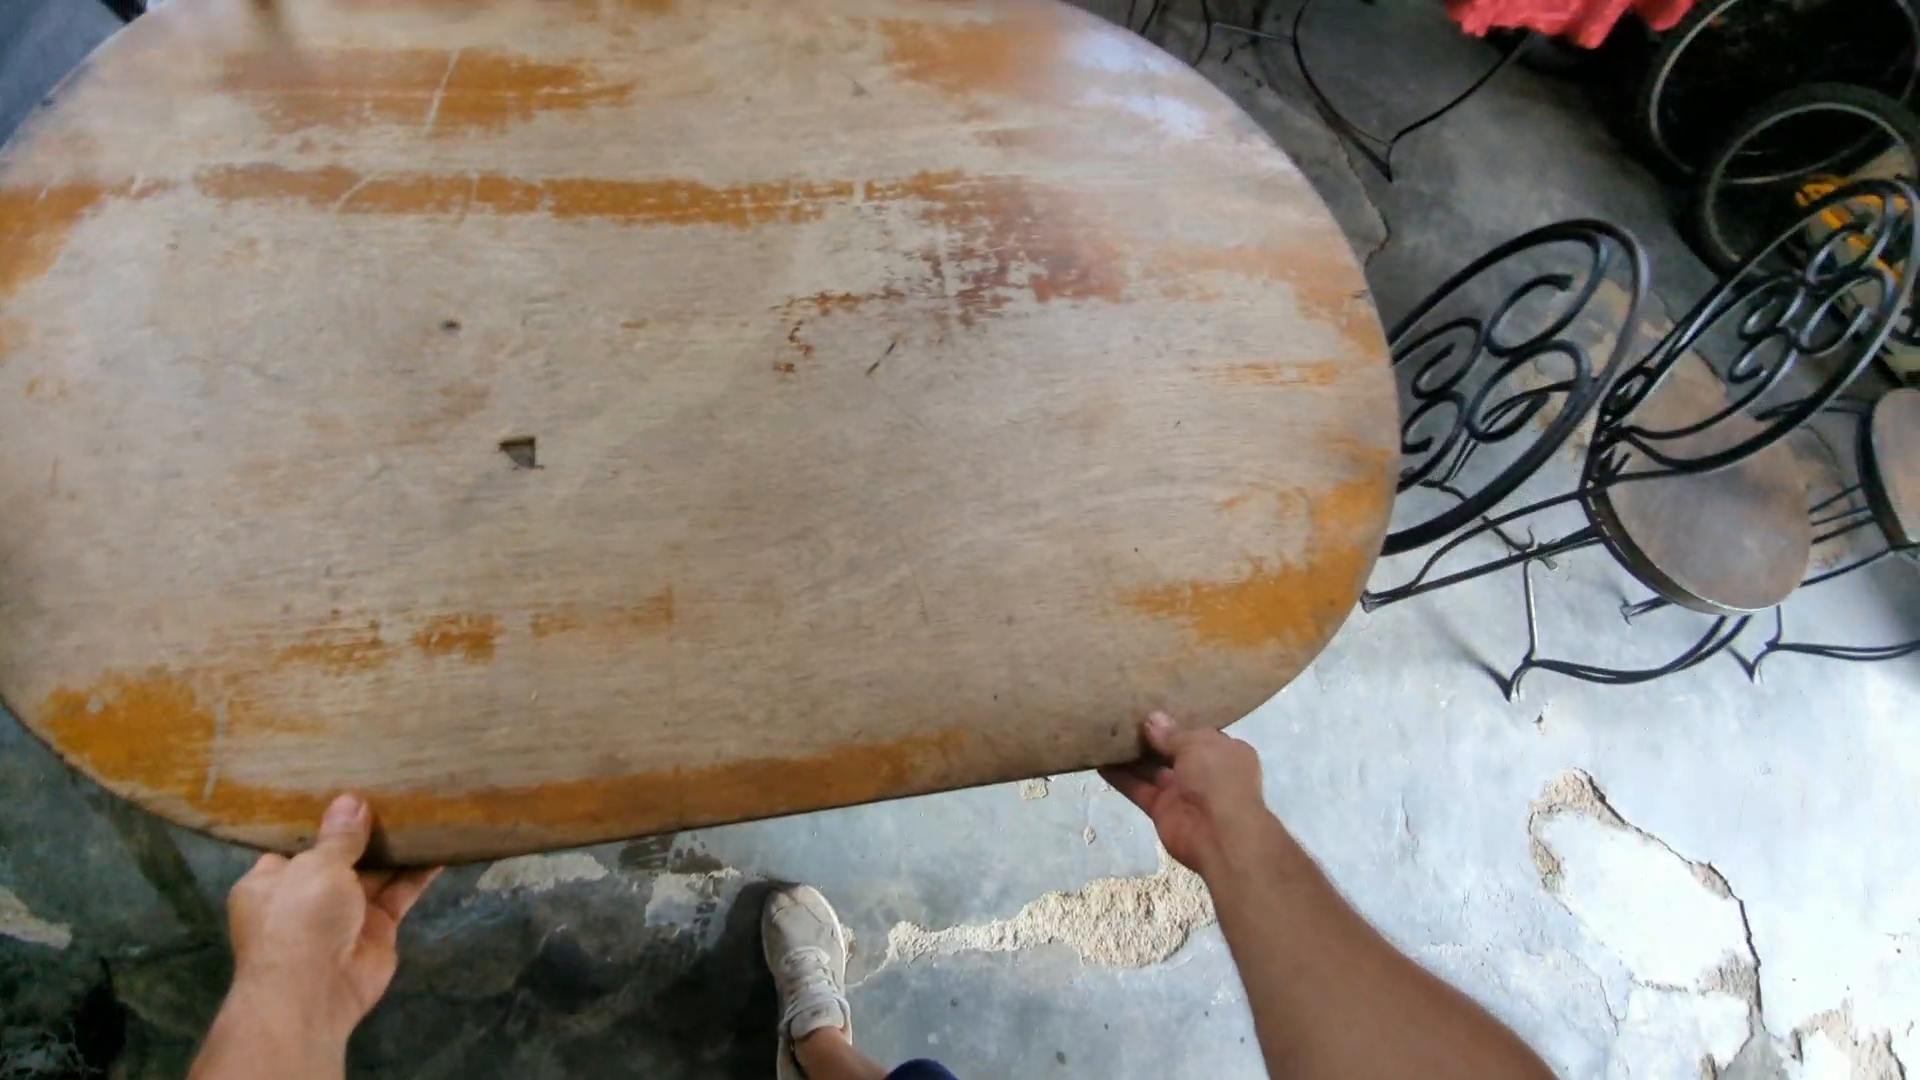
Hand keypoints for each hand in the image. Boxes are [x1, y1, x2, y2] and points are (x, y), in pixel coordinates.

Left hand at [224, 794, 440, 1048]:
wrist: (316, 988)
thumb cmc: (300, 919)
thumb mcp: (316, 867)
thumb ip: (340, 837)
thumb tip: (351, 800)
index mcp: (272, 883)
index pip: (295, 845)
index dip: (322, 821)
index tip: (352, 792)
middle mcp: (307, 895)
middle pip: (343, 855)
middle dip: (370, 831)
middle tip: (401, 792)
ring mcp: (345, 910)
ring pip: (378, 870)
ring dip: (401, 847)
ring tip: (430, 809)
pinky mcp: (379, 922)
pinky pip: (403, 888)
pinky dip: (423, 869)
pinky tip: (445, 843)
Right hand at [1101, 712, 1272, 875]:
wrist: (1220, 836)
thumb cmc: (1218, 779)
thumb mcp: (1198, 744)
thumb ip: (1172, 733)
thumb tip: (1152, 719)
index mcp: (1223, 752)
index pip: (1197, 733)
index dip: (1175, 722)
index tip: (1149, 706)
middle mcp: (1204, 771)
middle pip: (1171, 750)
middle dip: (1149, 737)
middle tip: (1121, 716)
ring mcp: (1181, 791)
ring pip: (1151, 769)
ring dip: (1130, 755)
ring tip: (1105, 733)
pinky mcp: (1161, 809)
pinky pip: (1138, 788)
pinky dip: (1120, 777)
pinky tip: (1099, 761)